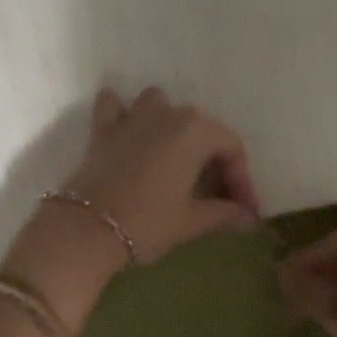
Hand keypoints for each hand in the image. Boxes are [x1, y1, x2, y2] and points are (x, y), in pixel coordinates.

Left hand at [0, 87, 260, 334]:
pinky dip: (124, 114)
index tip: (245, 210)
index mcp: (195, 131)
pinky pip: (116, 107)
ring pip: (161, 107)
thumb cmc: (148, 223)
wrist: (88, 229)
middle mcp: (167, 113)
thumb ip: (224, 214)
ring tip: (177, 162)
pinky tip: (128, 133)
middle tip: (217, 199)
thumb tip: (249, 217)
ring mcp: (131, 117)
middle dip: (213, 162)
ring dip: (172, 128)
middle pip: (201, 131)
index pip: (232, 149)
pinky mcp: (102, 129)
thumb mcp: (191, 221)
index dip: (242, 180)